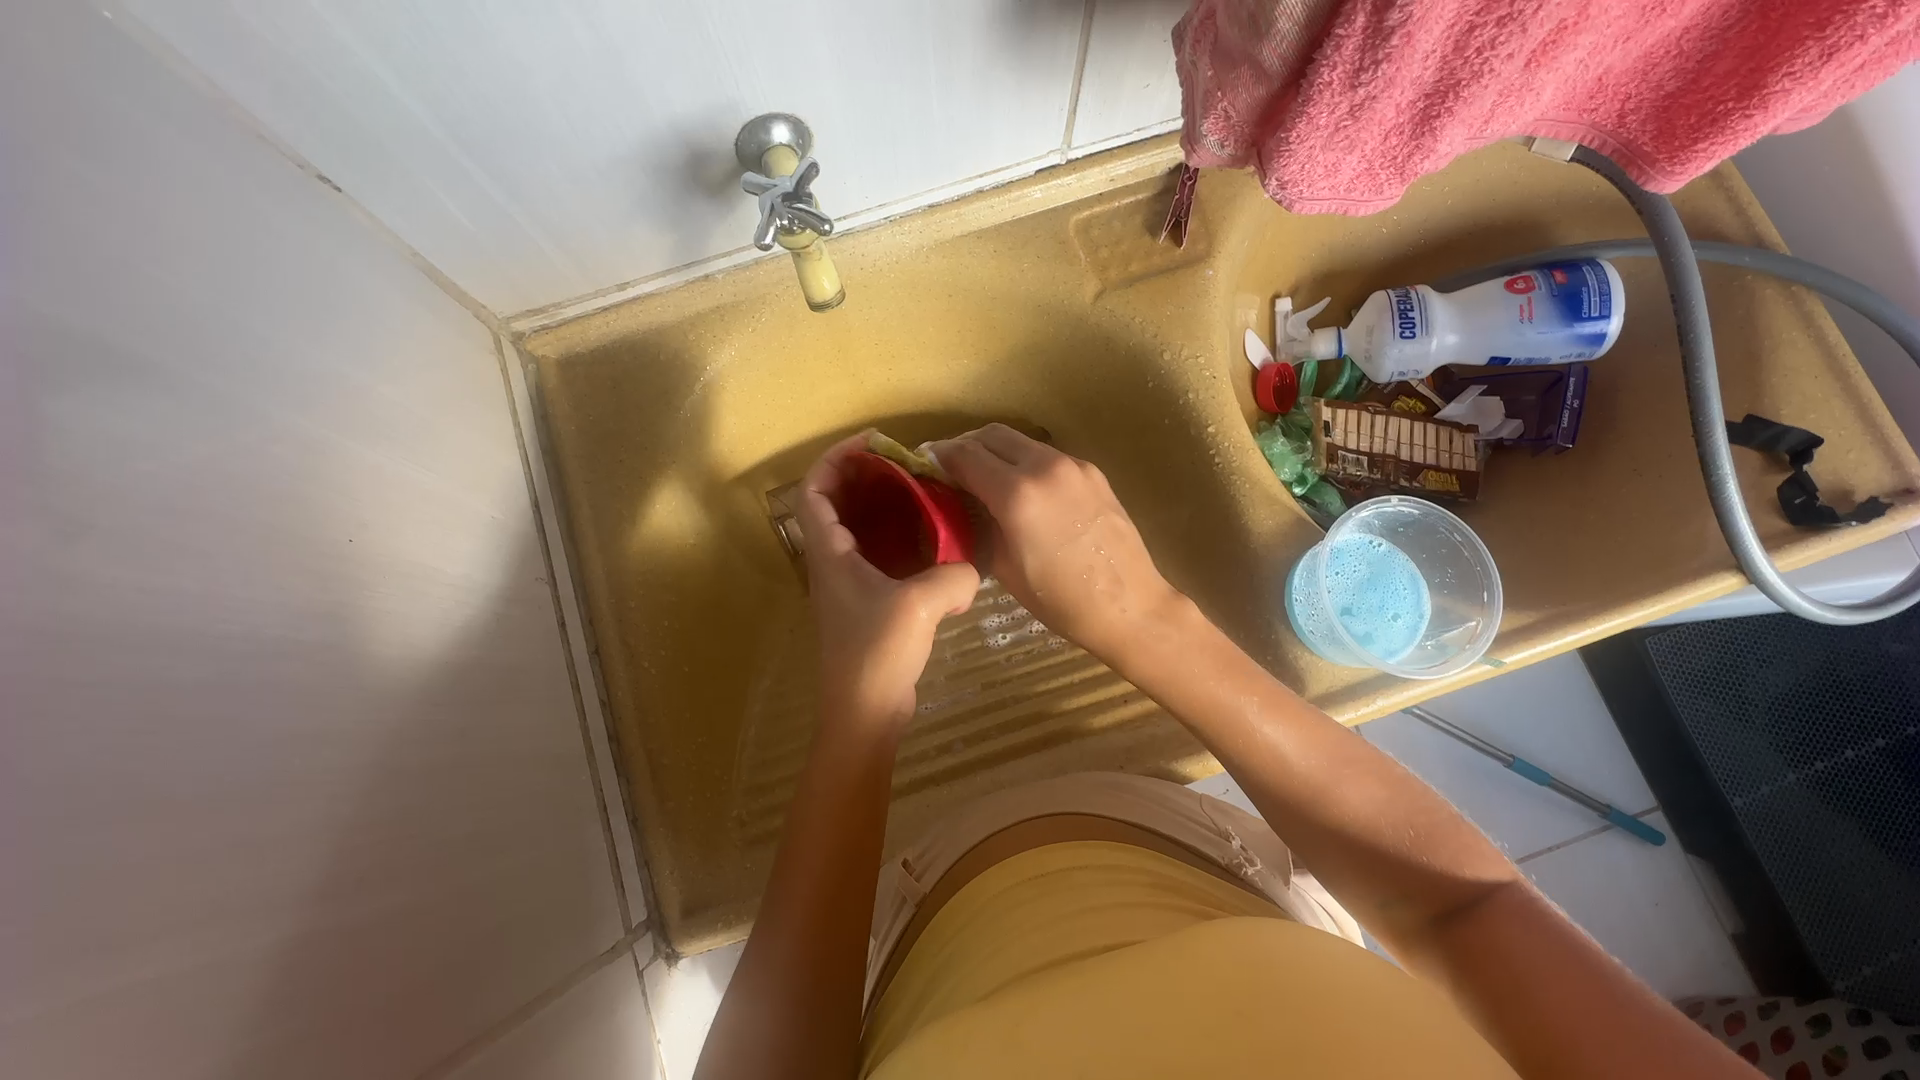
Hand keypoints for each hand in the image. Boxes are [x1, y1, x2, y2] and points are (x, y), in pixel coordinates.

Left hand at [797, 434, 981, 726]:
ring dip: (880, 510)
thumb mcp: (921, 605)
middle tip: (904, 466)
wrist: (865, 712)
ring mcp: (847, 588)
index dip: (835, 460)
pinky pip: (877, 559)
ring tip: (921, 498)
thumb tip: (971, 570)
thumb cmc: (878, 652)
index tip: (872, 443)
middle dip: (862, 479)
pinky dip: (898, 543)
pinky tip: (935, 549)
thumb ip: (952, 576)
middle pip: (833, 506)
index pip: (814, 492)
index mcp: (830, 554)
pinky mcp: (866, 607)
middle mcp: (832, 565)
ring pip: (856, 534)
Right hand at [923, 424, 1182, 662]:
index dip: (938, 456)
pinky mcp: (1092, 472)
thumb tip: (960, 505)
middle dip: (965, 447)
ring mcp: (1073, 465)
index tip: (923, 464)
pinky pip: (1046, 456)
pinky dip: (1024, 462)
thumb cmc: (1060, 600)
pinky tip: (1022, 490)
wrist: (1129, 606)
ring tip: (984, 478)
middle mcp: (1044, 467)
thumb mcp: (1003, 567)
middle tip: (950, 469)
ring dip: (996, 451)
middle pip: (990, 435)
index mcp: (1017, 494)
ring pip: (1021, 441)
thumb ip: (978, 525)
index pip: (963, 454)